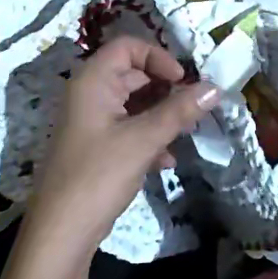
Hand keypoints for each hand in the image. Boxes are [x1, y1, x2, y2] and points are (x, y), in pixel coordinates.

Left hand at [20, 36, 219, 263]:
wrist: (62, 231)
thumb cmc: (99, 175)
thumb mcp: (143, 140)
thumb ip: (179, 112)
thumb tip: (215, 87)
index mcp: (93, 82)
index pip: (127, 46)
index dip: (157, 57)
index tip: (183, 80)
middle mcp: (89, 95)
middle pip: (133, 75)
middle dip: (166, 88)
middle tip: (194, 106)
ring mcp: (92, 123)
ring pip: (133, 105)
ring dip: (161, 115)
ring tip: (187, 132)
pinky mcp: (98, 149)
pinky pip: (129, 130)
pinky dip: (150, 138)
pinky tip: (167, 161)